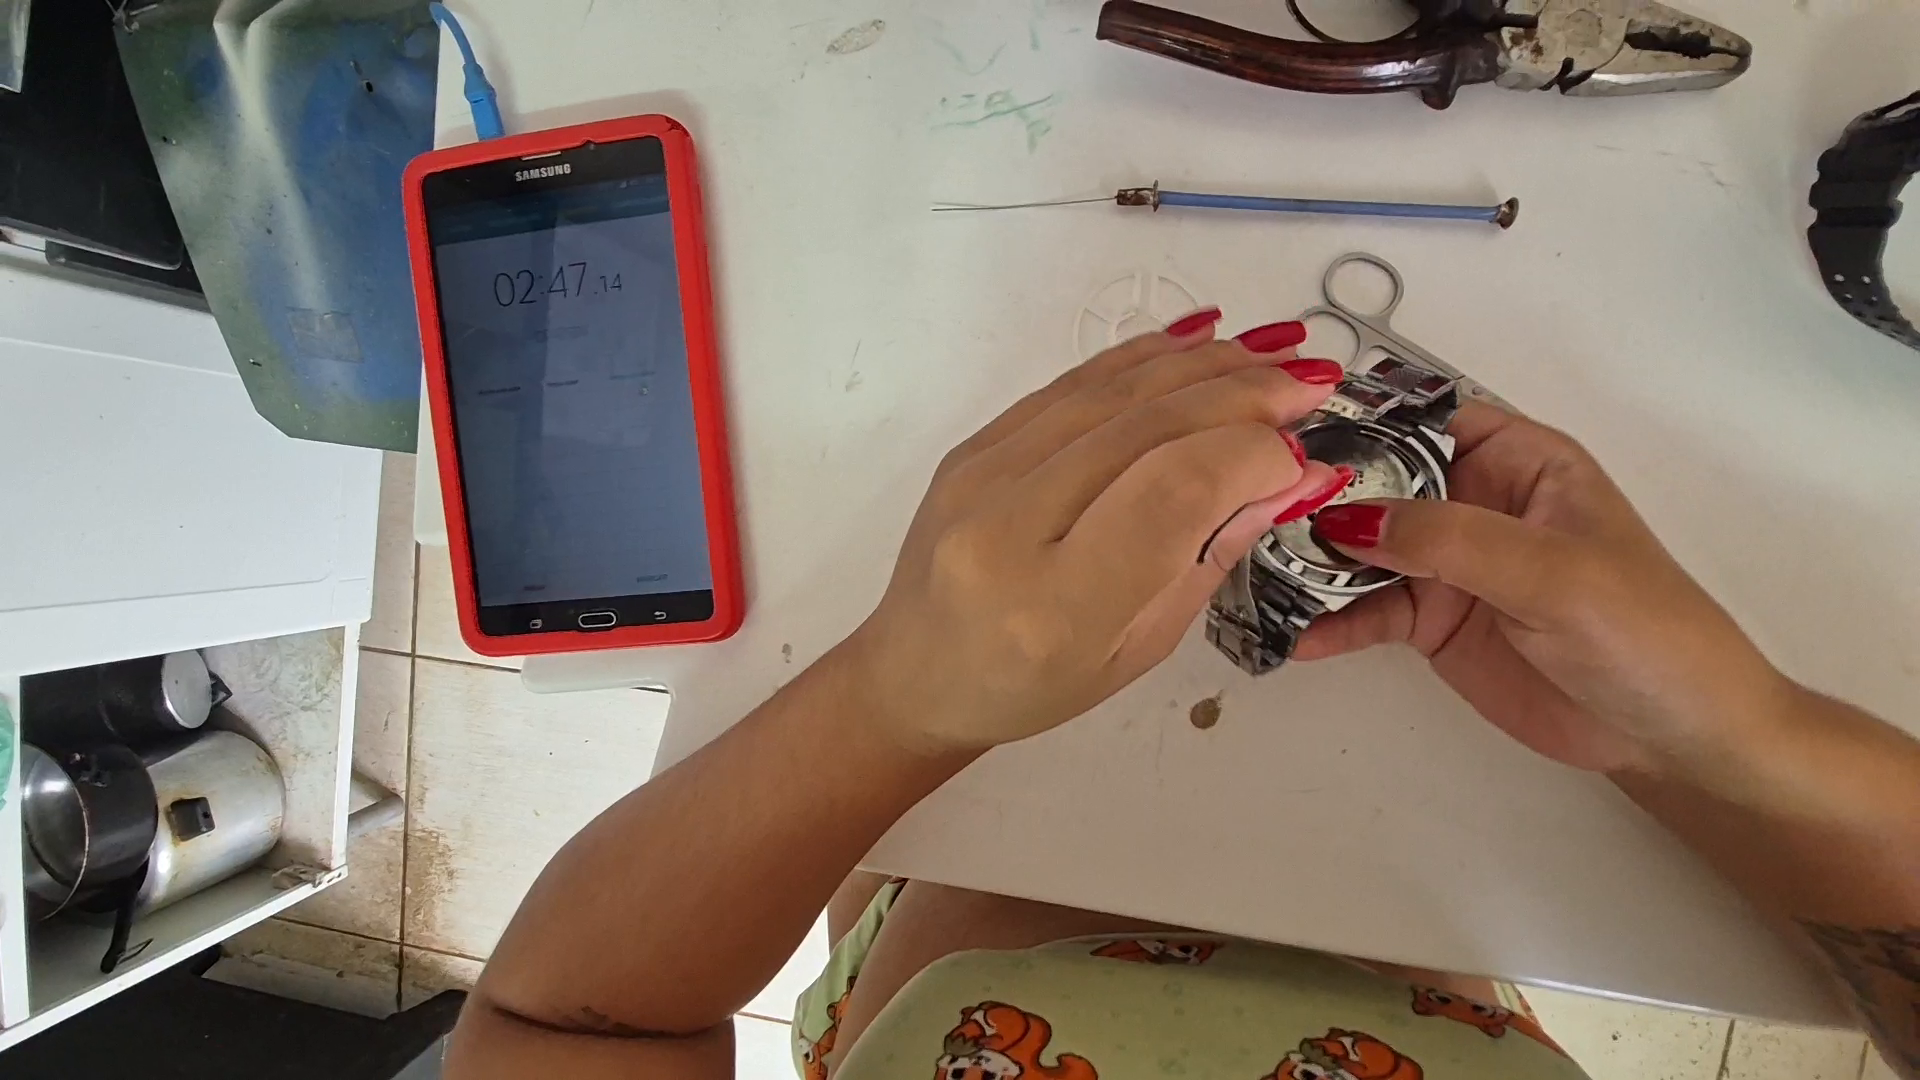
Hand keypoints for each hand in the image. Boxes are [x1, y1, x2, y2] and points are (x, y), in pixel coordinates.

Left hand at [845, 312, 1350, 752]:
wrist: (919, 672)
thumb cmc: (1031, 688)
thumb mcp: (1137, 649)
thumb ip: (1207, 555)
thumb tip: (1288, 473)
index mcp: (1055, 601)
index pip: (1172, 489)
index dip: (1251, 456)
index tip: (1301, 457)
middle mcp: (1008, 524)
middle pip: (1144, 426)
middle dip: (1241, 394)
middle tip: (1310, 384)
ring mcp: (978, 475)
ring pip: (1107, 391)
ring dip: (1199, 363)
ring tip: (1269, 354)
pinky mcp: (969, 448)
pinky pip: (1066, 386)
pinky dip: (1137, 358)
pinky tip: (1194, 341)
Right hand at [1295, 403, 1791, 776]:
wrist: (1666, 737)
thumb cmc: (1642, 632)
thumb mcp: (1550, 573)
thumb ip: (1447, 539)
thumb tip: (1342, 522)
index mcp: (1515, 463)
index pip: (1425, 420)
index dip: (1361, 421)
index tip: (1289, 438)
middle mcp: (1468, 504)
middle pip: (1374, 485)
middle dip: (1316, 497)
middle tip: (1252, 513)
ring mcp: (1441, 563)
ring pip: (1357, 548)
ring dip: (1309, 561)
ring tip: (1256, 575)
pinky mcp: (1423, 617)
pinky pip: (1362, 611)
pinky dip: (1326, 622)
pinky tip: (1292, 636)